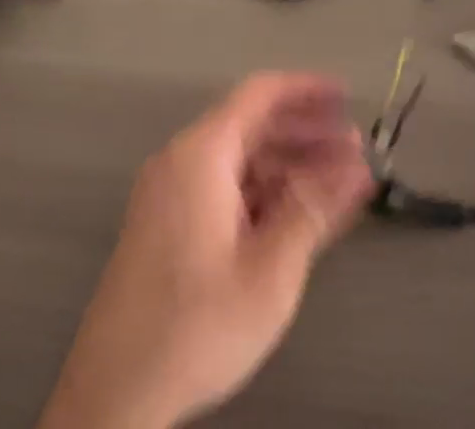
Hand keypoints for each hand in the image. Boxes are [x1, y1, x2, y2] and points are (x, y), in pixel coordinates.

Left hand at [38, 74, 372, 428]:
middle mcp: (180, 162)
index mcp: (200, 156)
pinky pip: (223, 188)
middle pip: (249, 126)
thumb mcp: (270, 268)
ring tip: (340, 182)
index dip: (306, 90)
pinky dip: (263, 192)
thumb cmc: (198, 322)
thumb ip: (314, 208)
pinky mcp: (169, 224)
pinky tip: (299, 213)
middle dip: (304, 132)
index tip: (348, 95)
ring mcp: (170, 194)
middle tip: (356, 147)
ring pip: (238, 161)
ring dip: (288, 165)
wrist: (118, 384)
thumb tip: (356, 166)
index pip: (258, 95)